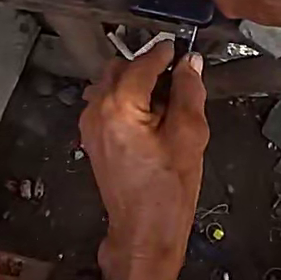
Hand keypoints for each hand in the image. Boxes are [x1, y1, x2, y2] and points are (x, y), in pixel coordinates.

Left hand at [78, 43, 207, 279]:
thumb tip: (190, 64)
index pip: (143, 63)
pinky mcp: (92, 140)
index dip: (164, 53)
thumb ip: (188, 92)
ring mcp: (90, 126)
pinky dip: (127, 101)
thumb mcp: (189, 136)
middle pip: (120, 69)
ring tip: (166, 101)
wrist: (144, 231)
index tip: (180, 48)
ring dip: (136, 83)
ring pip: (110, 85)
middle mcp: (96, 111)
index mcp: (119, 106)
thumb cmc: (167, 190)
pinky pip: (107, 105)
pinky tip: (151, 118)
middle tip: (177, 77)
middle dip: (147, 67)